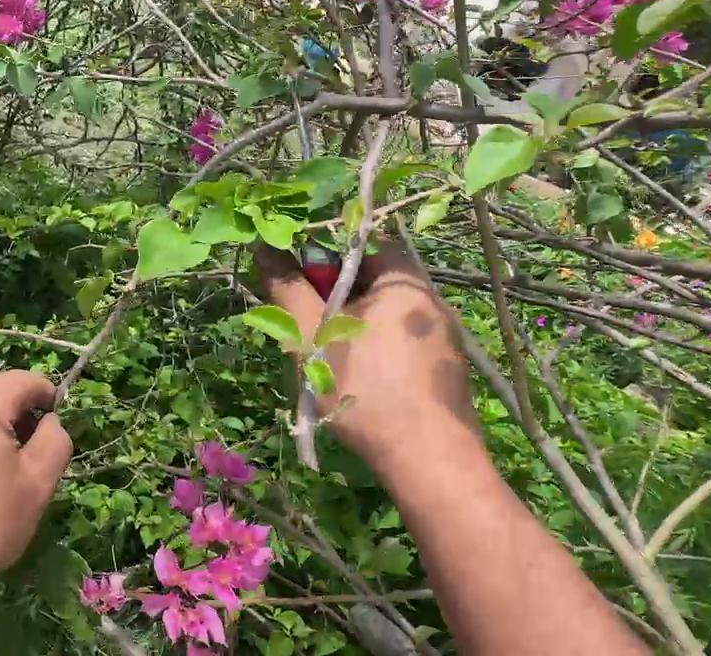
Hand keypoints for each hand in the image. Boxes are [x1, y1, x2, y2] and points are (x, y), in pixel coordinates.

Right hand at [255, 243, 479, 471]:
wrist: (428, 463)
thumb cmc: (365, 385)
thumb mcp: (311, 332)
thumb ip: (287, 286)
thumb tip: (264, 248)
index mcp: (405, 285)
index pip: (363, 247)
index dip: (327, 259)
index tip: (303, 286)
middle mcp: (431, 305)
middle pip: (371, 283)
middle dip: (333, 298)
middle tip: (306, 324)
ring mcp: (443, 341)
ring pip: (382, 317)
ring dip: (350, 327)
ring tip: (326, 358)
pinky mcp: (445, 373)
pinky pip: (399, 344)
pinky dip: (373, 351)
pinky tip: (357, 381)